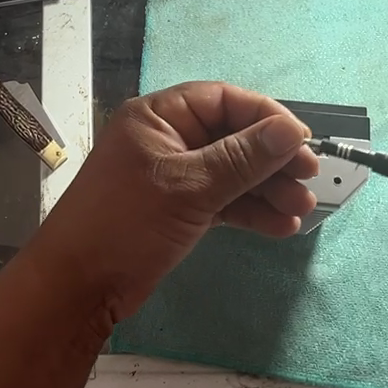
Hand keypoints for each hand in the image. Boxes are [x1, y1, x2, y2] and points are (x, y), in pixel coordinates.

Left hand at [29, 82, 319, 326]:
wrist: (79, 288)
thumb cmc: (125, 223)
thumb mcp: (188, 187)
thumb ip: (242, 158)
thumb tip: (293, 131)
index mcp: (158, 116)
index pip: (222, 100)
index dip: (265, 116)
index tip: (302, 141)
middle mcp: (167, 139)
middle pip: (231, 136)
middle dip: (271, 158)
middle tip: (309, 179)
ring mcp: (173, 176)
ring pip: (231, 171)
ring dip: (267, 188)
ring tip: (301, 209)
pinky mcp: (178, 209)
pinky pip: (222, 200)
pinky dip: (249, 211)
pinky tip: (280, 226)